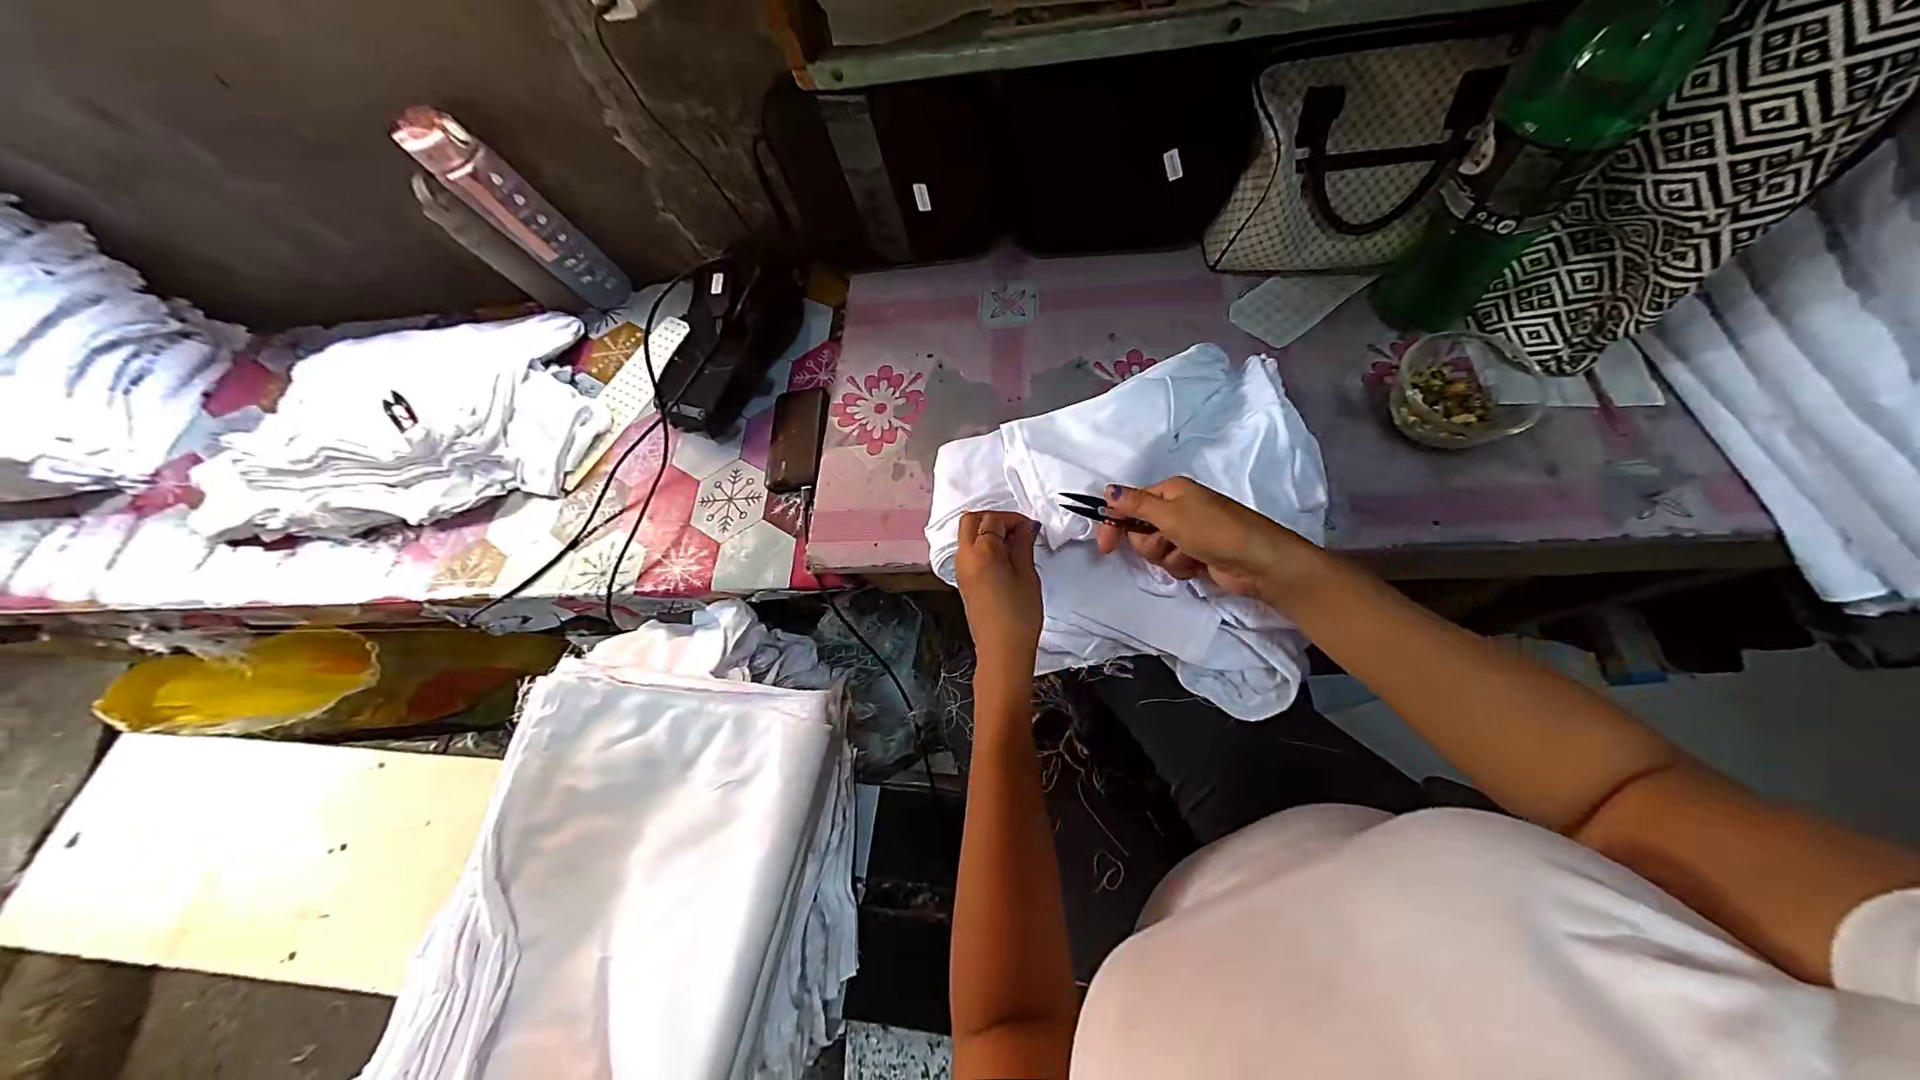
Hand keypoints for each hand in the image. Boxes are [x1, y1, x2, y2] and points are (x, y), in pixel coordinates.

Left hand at [954, 511, 1043, 674]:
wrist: (1002, 650)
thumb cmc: (1019, 615)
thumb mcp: (1027, 574)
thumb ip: (1023, 545)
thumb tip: (1025, 527)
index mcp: (981, 551)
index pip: (993, 519)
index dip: (1014, 519)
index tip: (1030, 528)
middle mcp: (965, 557)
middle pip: (971, 521)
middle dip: (994, 519)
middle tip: (1018, 531)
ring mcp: (961, 569)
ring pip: (967, 535)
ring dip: (987, 532)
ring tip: (1013, 546)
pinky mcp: (963, 581)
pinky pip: (968, 552)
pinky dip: (983, 546)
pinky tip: (1004, 559)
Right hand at [1096, 478, 1315, 601]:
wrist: (1258, 562)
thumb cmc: (1215, 531)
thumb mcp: (1171, 514)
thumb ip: (1135, 504)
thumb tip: (1108, 490)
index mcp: (1170, 491)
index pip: (1129, 505)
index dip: (1116, 524)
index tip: (1106, 545)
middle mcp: (1177, 509)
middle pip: (1140, 530)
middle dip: (1150, 543)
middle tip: (1168, 542)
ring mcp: (1186, 533)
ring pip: (1154, 550)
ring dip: (1168, 556)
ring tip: (1189, 554)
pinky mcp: (1195, 554)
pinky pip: (1171, 563)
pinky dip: (1181, 566)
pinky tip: (1198, 564)